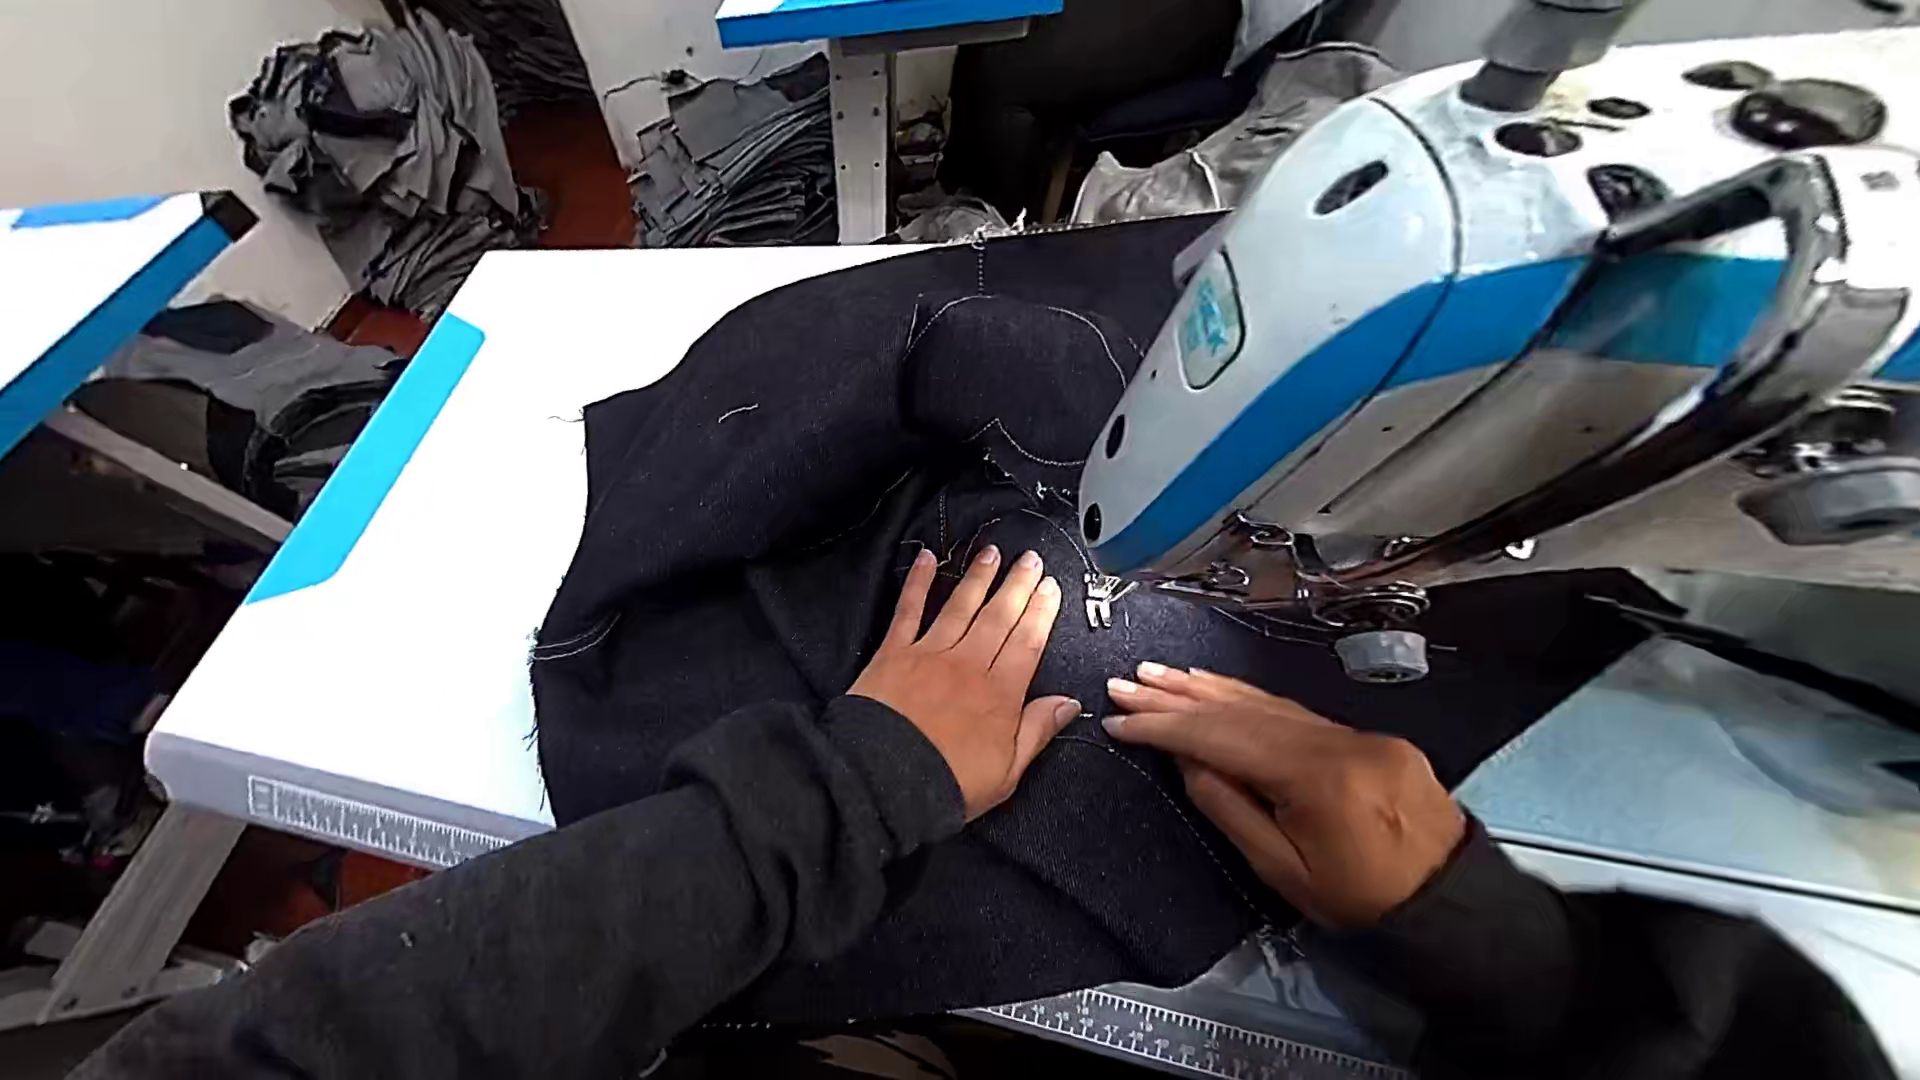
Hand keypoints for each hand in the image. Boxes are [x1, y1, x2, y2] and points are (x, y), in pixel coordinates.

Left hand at [850, 545, 1076, 818]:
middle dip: (1018, 585)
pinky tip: (927, 558)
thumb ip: (1037, 731)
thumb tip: (1069, 703)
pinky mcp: (894, 652)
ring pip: (961, 605)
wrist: (881, 783)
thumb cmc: (946, 783)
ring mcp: (930, 653)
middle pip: (999, 616)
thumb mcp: (1006, 772)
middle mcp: (968, 663)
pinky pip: (909, 609)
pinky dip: (918, 582)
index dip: (1042, 611)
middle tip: (1030, 559)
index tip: (1050, 587)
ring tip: (993, 552)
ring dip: (979, 576)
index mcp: (999, 693)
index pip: (1028, 641)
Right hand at [1103, 664, 1463, 927]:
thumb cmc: (1363, 902)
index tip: (1121, 720)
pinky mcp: (1358, 733)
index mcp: (1317, 778)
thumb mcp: (1281, 870)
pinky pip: (1286, 707)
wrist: (1455, 908)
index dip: (1163, 726)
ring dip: (1201, 688)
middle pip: (1236, 710)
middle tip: (1126, 684)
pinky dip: (1241, 694)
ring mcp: (1350, 732)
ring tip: (1156, 675)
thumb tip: (1182, 755)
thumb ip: (1224, 804)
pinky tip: (1210, 683)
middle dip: (1174, 697)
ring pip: (1260, 701)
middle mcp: (1334, 741)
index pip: (1220, 738)